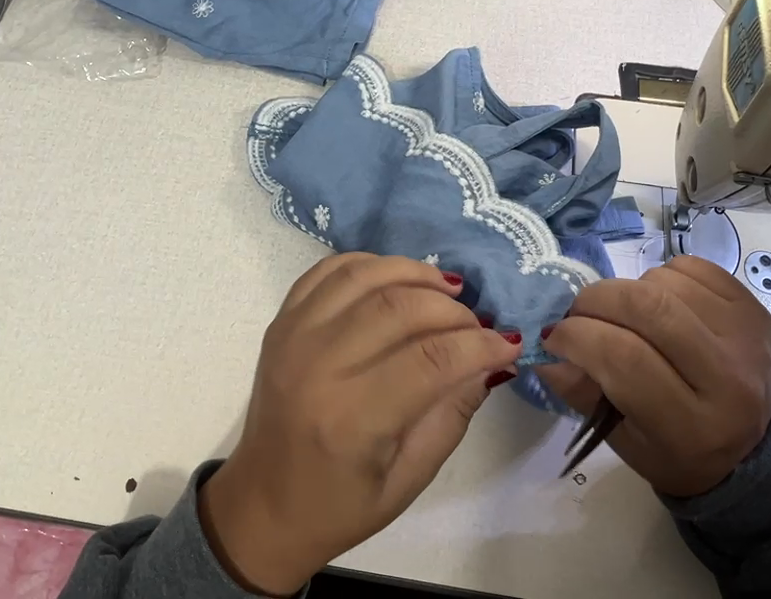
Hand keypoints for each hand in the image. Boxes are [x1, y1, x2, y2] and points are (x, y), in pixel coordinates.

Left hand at [200, 254, 521, 594]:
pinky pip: (328, 270)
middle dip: (452, 310)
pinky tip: (397, 279)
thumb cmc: (340, 505)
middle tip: (478, 324)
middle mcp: (316, 367)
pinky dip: (370, 263)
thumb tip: (493, 358)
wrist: (262, 506)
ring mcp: (291, 336)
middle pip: (399, 307)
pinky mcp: (281, 321)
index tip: (509, 343)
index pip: (430, 361)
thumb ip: (453, 414)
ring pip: (364, 276)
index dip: (478, 345)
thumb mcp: (409, 479)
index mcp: (349, 420)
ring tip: (447, 291)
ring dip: (415, 273)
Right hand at [540, 255, 770, 497]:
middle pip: (649, 309)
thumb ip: (581, 392)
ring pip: (665, 281)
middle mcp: (729, 379)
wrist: (752, 446)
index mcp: (693, 426)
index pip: (624, 359)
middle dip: (596, 300)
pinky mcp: (754, 310)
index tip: (554, 336)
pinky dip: (661, 274)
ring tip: (624, 315)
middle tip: (577, 312)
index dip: (578, 337)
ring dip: (629, 289)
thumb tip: (543, 347)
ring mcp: (746, 338)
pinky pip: (693, 267)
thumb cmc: (677, 448)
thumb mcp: (623, 438)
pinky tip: (659, 300)